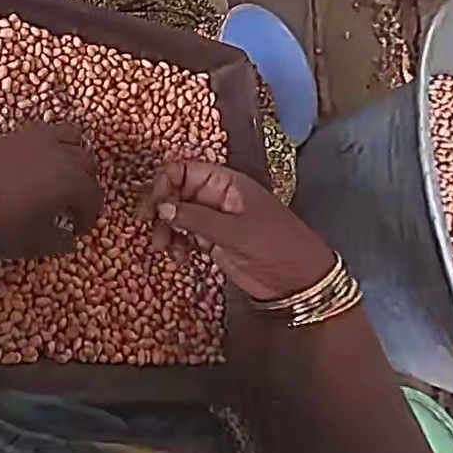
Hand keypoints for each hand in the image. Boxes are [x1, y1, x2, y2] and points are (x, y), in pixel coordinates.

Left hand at [0, 122, 101, 259]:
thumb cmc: (2, 224)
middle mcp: (63, 155)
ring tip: (64, 173)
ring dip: (75, 156)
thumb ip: (59, 239)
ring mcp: (41, 140)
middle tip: (72, 204)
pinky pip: (48, 130)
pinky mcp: (20, 133)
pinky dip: (53, 142)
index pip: (93, 197)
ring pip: (73, 139)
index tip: (77, 228)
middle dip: (85, 186)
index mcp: (73, 183)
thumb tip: (68, 238)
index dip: (88, 216)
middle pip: (88, 165)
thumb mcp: (35, 241)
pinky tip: (42, 159)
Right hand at [139, 162, 336, 300]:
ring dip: (165, 230)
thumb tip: (161, 207)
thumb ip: (196, 218)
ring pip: (176, 215)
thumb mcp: (235, 232)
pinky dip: (176, 244)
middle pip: (175, 192)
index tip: (154, 206)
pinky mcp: (212, 241)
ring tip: (163, 248)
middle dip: (161, 209)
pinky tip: (179, 258)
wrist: (301, 282)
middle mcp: (215, 196)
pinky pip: (184, 235)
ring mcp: (213, 219)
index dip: (164, 183)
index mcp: (225, 183)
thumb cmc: (275, 247)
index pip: (184, 170)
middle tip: (151, 229)